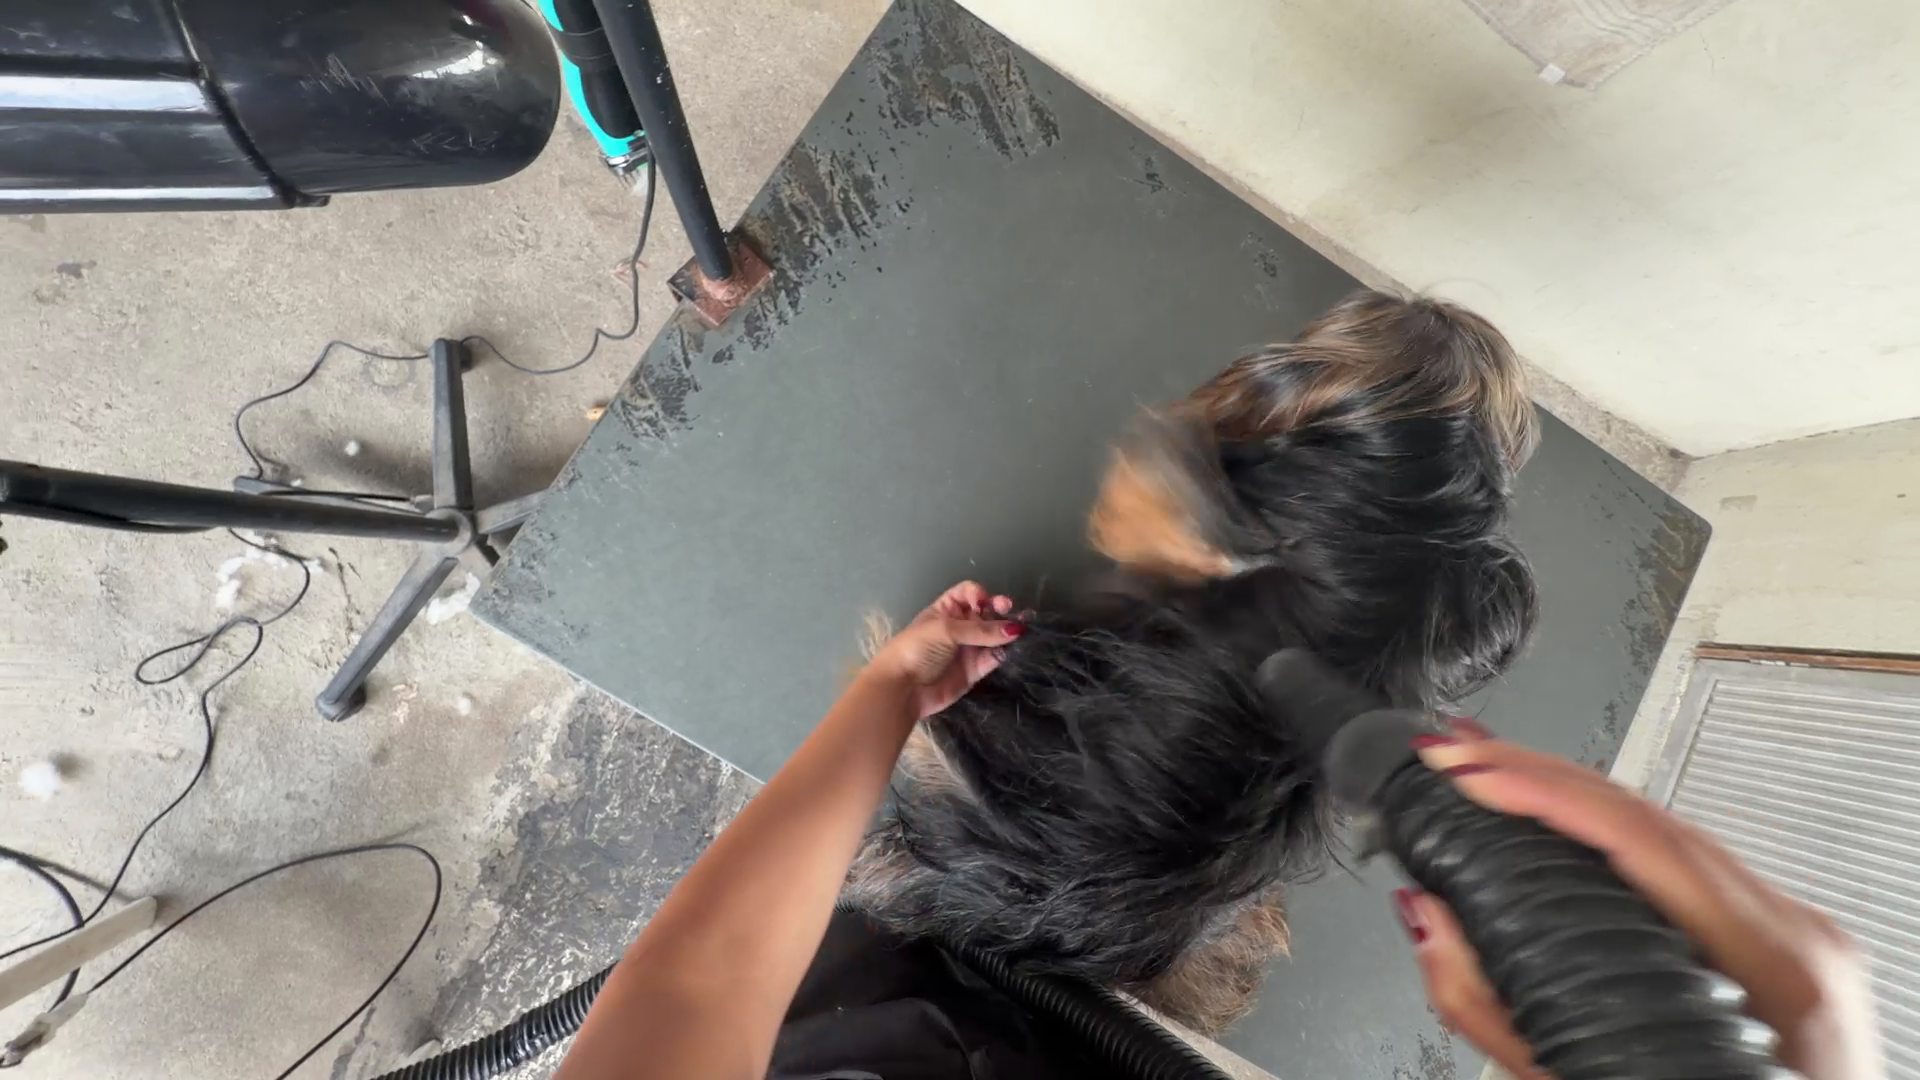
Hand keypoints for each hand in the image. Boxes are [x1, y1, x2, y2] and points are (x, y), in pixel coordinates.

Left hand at [863, 582, 1022, 718]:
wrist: (902, 689)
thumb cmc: (917, 649)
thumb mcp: (946, 630)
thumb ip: (981, 630)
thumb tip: (1015, 629)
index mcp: (947, 609)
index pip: (970, 592)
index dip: (981, 594)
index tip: (986, 603)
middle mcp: (960, 626)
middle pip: (987, 613)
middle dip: (1000, 611)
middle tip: (1011, 613)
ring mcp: (968, 648)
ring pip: (994, 636)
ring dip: (1007, 633)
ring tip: (1023, 631)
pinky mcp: (974, 670)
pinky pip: (993, 657)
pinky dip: (1004, 653)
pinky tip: (1009, 650)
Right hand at [1395, 721, 1882, 1079]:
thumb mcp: (1576, 1075)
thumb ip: (1486, 1006)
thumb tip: (1425, 915)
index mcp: (1764, 969)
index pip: (1635, 837)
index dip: (1540, 790)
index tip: (1467, 775)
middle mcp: (1783, 929)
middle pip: (1634, 807)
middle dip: (1523, 767)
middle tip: (1447, 754)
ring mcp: (1776, 914)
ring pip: (1646, 808)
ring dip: (1546, 775)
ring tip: (1473, 759)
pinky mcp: (1756, 909)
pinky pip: (1656, 830)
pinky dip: (1580, 799)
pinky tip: (1533, 781)